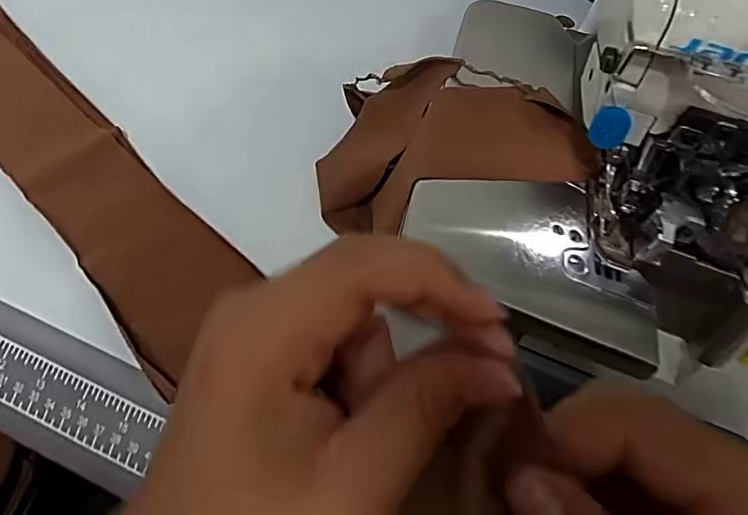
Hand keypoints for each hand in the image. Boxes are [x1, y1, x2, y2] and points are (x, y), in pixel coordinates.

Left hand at [125, 236, 526, 514]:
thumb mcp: (352, 484)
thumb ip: (424, 408)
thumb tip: (497, 362)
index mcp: (263, 323)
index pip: (363, 263)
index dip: (436, 277)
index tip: (495, 318)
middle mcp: (252, 304)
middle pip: (358, 277)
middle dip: (419, 318)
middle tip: (480, 362)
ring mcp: (250, 324)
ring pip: (349, 309)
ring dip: (382, 363)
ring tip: (367, 438)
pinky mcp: (254, 349)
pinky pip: (328, 334)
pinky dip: (358, 373)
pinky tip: (348, 427)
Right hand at [504, 381, 747, 514]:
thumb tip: (522, 480)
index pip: (628, 416)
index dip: (560, 437)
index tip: (510, 480)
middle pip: (626, 427)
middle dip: (565, 460)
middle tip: (519, 500)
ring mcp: (742, 493)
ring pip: (632, 456)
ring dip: (581, 481)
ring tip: (542, 510)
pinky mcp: (730, 514)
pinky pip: (652, 487)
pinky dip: (608, 503)